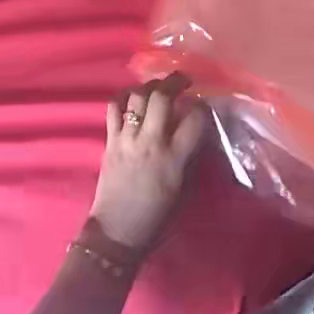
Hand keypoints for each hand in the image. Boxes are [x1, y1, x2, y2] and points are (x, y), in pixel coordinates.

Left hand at [90, 74, 208, 251]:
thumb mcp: (184, 189)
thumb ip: (190, 157)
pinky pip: (114, 108)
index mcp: (174, 159)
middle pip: (162, 98)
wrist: (117, 233)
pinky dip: (124, 97)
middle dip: (176, 82)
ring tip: (159, 85)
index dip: (202, 106)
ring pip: (137, 97)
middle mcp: (150, 142)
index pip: (194, 119)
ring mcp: (127, 139)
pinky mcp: (109, 141)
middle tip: (184, 80)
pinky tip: (133, 96)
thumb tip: (196, 133)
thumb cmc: (157, 217)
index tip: (204, 103)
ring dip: (150, 85)